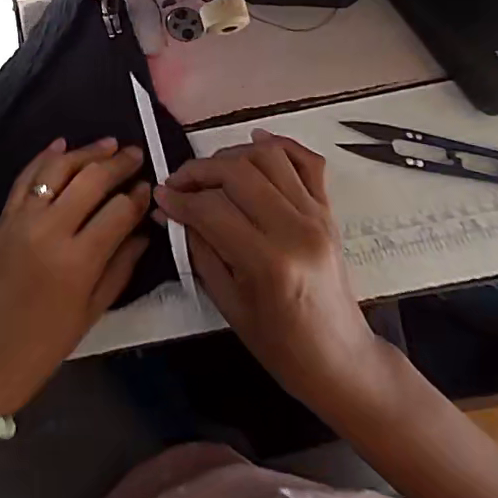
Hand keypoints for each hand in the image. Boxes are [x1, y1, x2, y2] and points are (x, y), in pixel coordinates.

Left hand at [0, 137, 150, 417]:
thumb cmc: (37, 350)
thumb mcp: (89, 316)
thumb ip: (119, 269)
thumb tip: (142, 234)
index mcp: (77, 261)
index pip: (119, 212)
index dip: (138, 196)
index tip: (150, 187)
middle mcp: (49, 230)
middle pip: (91, 181)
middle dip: (118, 163)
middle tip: (136, 154)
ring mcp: (21, 220)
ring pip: (58, 170)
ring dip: (86, 152)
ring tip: (108, 144)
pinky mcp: (1, 220)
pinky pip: (26, 178)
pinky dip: (44, 157)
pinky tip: (61, 144)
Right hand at [154, 130, 383, 411]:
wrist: (337, 356)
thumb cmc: (278, 343)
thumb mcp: (227, 303)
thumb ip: (199, 250)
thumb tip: (170, 212)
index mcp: (267, 262)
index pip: (212, 209)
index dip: (179, 199)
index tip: (160, 197)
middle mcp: (295, 229)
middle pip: (238, 172)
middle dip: (199, 171)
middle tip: (178, 183)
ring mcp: (317, 215)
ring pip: (269, 157)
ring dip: (231, 155)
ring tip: (209, 172)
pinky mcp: (329, 210)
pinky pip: (308, 161)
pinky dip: (281, 143)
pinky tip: (255, 142)